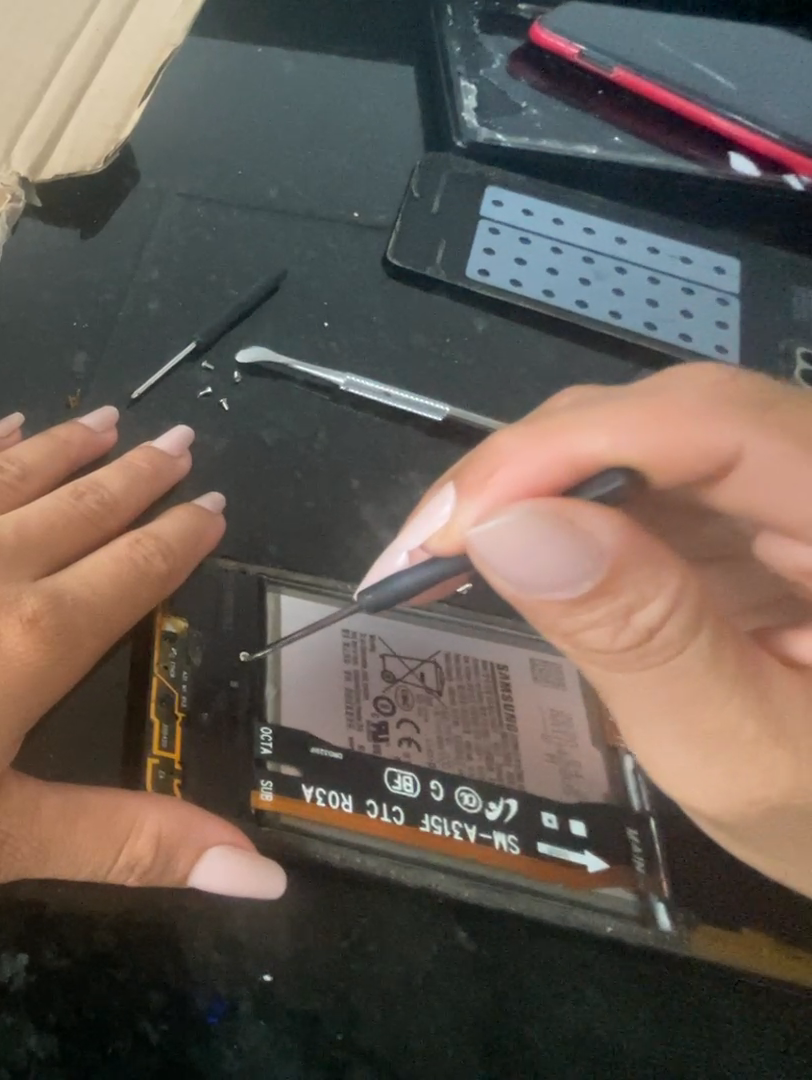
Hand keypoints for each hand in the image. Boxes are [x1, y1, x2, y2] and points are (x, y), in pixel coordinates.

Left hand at [0, 407, 285, 902]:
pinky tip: (4, 430)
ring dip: (68, 445)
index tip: (212, 505)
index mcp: (28, 642)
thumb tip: (267, 879)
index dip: (177, 539)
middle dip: (139, 476)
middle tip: (182, 442)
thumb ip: (125, 843)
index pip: (130, 573)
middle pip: (81, 506)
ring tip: (113, 419)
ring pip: (12, 472)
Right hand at [359, 364, 811, 894]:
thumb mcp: (739, 752)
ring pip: (633, 434)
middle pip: (661, 414)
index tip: (442, 536)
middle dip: (518, 472)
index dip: (551, 457)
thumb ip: (641, 635)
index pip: (708, 426)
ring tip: (440, 557)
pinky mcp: (753, 510)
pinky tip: (497, 550)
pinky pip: (631, 474)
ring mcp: (798, 486)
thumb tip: (507, 528)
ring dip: (517, 490)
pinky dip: (543, 507)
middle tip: (420, 552)